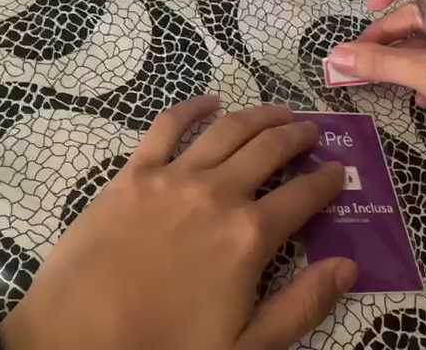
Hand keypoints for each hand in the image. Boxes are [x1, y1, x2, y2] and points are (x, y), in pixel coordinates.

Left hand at [0, 96, 355, 349]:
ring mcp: (174, 176)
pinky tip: (209, 100)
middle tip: (312, 130)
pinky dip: (193, 107)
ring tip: (278, 110)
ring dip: (259, 115)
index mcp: (249, 237)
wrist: (76, 341)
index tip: (339, 172)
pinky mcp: (135, 171)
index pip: (303, 197)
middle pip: (269, 150)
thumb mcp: (245, 348)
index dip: (327, 182)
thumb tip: (349, 265)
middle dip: (297, 136)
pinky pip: (168, 125)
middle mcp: (219, 193)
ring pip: (228, 129)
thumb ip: (301, 305)